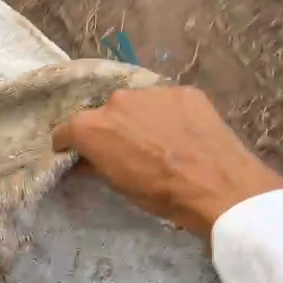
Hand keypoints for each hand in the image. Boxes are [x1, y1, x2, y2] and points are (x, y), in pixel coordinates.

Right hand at [50, 86, 282, 238]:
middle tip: (126, 148)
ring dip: (138, 118)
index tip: (79, 155)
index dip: (70, 145)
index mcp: (88, 125)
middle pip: (102, 114)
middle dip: (108, 128)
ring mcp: (150, 92)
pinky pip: (165, 101)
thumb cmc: (157, 191)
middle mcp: (114, 101)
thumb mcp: (114, 183)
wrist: (217, 186)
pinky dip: (167, 113)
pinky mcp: (182, 91)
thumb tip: (83, 159)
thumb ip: (92, 163)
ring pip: (135, 104)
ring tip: (157, 138)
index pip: (64, 131)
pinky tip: (180, 132)